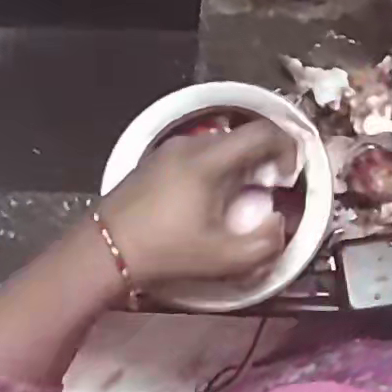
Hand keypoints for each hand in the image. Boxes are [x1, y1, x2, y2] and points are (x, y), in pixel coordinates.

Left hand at [97, 119, 296, 286]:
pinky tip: (210, 197)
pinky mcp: (156, 160)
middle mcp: (191, 145)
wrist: (101, 253)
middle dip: (266, 157)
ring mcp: (170, 149)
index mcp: (209, 160)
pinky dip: (219, 166)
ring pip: (222, 144)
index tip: (290, 175)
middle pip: (243, 136)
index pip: (263, 133)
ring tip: (241, 195)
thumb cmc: (165, 252)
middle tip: (270, 187)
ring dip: (242, 162)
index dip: (288, 147)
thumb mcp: (223, 259)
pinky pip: (201, 152)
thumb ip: (265, 243)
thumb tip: (278, 221)